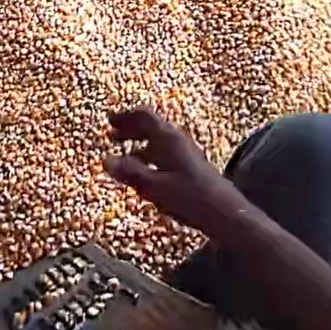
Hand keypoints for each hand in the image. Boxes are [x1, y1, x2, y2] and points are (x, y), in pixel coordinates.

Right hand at [104, 107, 247, 235]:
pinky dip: (148, 156)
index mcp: (167, 138)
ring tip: (123, 154)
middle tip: (112, 134)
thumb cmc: (189, 197)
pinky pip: (164, 154)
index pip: (144, 116)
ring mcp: (184, 153)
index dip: (125, 116)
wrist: (224, 213)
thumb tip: (105, 160)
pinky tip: (143, 172)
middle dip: (130, 129)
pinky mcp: (189, 167)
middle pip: (150, 126)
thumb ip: (130, 172)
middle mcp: (176, 141)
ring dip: (138, 144)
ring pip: (157, 141)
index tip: (109, 121)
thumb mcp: (154, 186)